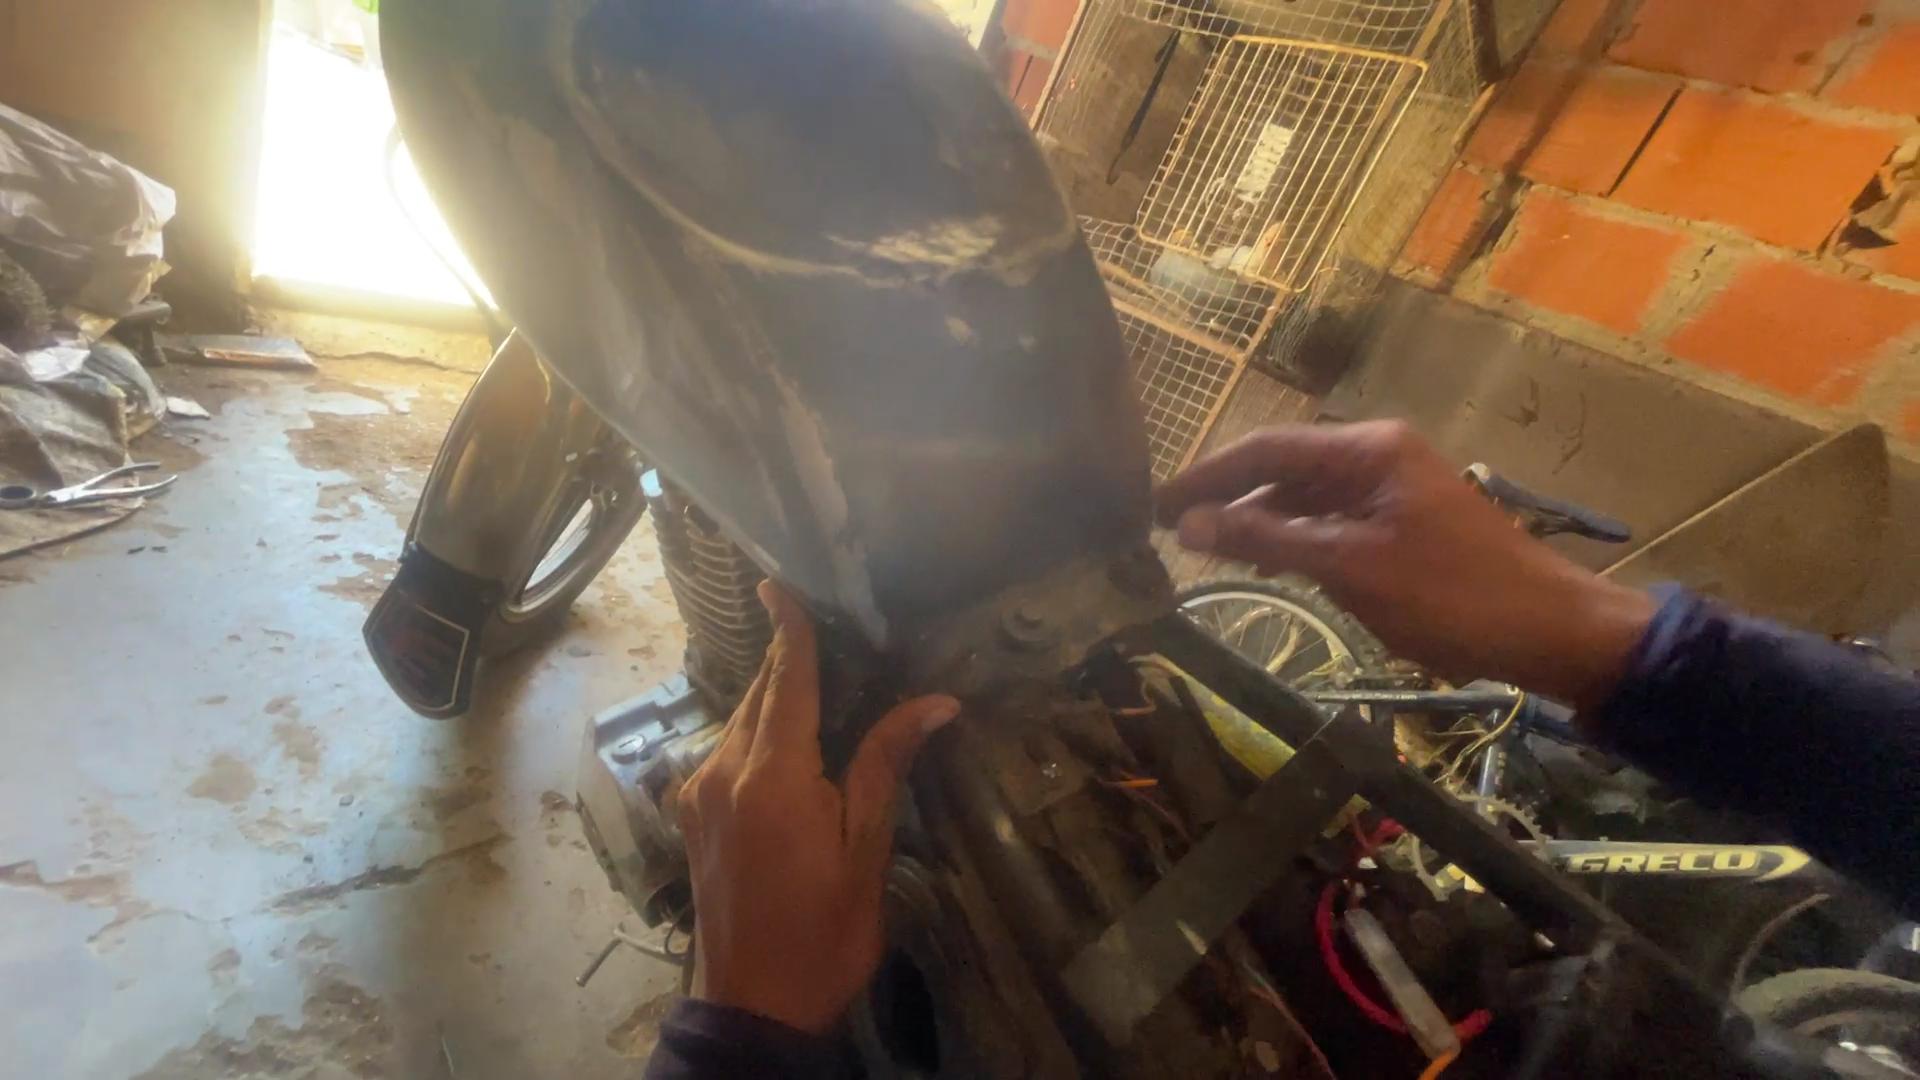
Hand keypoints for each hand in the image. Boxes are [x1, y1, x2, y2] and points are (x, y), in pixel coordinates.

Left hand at [678, 580, 960, 1033]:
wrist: (752, 1008)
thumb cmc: (823, 929)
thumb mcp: (866, 848)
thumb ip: (887, 762)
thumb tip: (937, 701)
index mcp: (772, 775)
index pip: (785, 680)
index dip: (788, 629)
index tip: (778, 585)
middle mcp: (723, 770)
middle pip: (760, 694)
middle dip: (785, 657)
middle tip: (815, 623)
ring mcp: (698, 791)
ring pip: (740, 719)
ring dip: (773, 694)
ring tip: (812, 678)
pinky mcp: (690, 812)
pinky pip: (726, 748)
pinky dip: (757, 728)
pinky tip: (784, 737)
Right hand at [1156, 421, 1654, 710]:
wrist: (1551, 632)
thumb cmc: (1450, 595)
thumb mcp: (1346, 566)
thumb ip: (1263, 538)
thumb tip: (1186, 524)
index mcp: (1366, 450)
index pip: (1264, 450)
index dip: (1204, 476)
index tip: (1156, 505)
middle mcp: (1373, 455)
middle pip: (1278, 466)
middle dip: (1223, 494)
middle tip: (1167, 526)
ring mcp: (1385, 487)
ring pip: (1298, 494)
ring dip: (1253, 518)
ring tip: (1204, 546)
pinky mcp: (1393, 519)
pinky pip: (1323, 518)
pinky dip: (1287, 536)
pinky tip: (1263, 561)